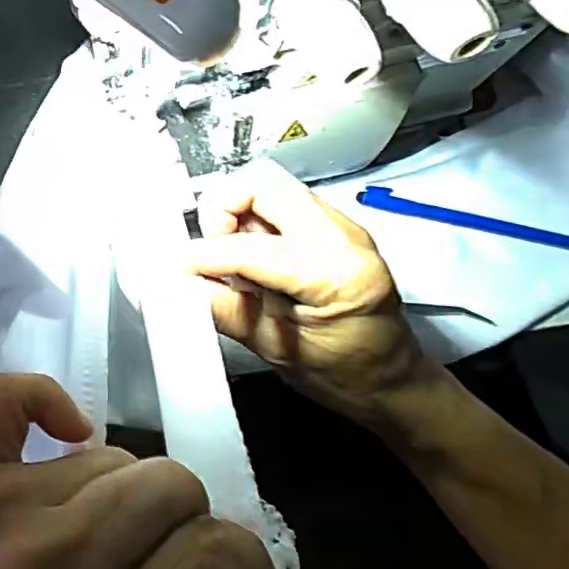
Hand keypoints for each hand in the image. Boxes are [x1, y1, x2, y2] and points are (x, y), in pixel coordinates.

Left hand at [0, 374, 298, 568]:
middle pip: (172, 485)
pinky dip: (47, 399)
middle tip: (155, 561)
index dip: (238, 566)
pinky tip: (68, 434)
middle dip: (183, 525)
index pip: (224, 553)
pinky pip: (10, 396)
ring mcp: (1, 517)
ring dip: (120, 497)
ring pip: (113, 456)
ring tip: (97, 542)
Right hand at [185, 161, 449, 424]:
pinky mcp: (334, 225)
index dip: (205, 256)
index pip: (252, 249)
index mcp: (336, 274)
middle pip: (261, 188)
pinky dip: (253, 222)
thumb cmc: (340, 376)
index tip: (177, 269)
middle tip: (212, 253)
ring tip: (233, 259)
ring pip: (268, 191)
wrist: (392, 380)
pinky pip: (280, 205)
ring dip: (237, 216)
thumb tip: (179, 284)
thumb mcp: (274, 349)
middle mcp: (343, 236)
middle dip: (222, 212)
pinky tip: (253, 258)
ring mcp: (341, 225)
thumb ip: (224, 309)